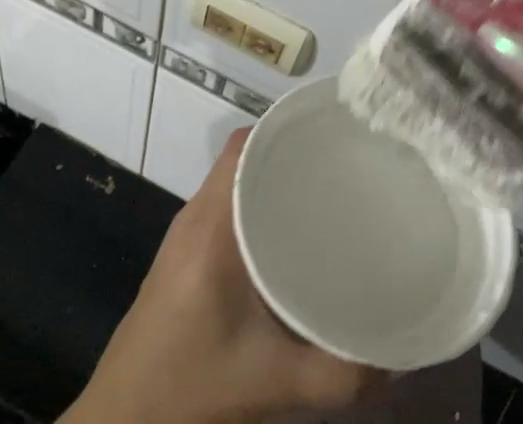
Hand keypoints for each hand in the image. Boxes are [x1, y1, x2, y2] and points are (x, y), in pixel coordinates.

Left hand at [61, 130, 378, 423]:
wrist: (122, 423)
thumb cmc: (192, 388)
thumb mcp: (279, 383)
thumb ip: (344, 371)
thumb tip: (400, 357)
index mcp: (211, 227)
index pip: (244, 145)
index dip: (289, 129)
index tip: (338, 136)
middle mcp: (194, 220)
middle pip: (246, 158)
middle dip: (296, 154)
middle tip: (352, 167)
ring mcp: (185, 239)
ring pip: (236, 184)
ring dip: (279, 181)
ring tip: (335, 194)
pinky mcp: (184, 261)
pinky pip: (229, 210)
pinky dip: (262, 208)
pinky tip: (298, 239)